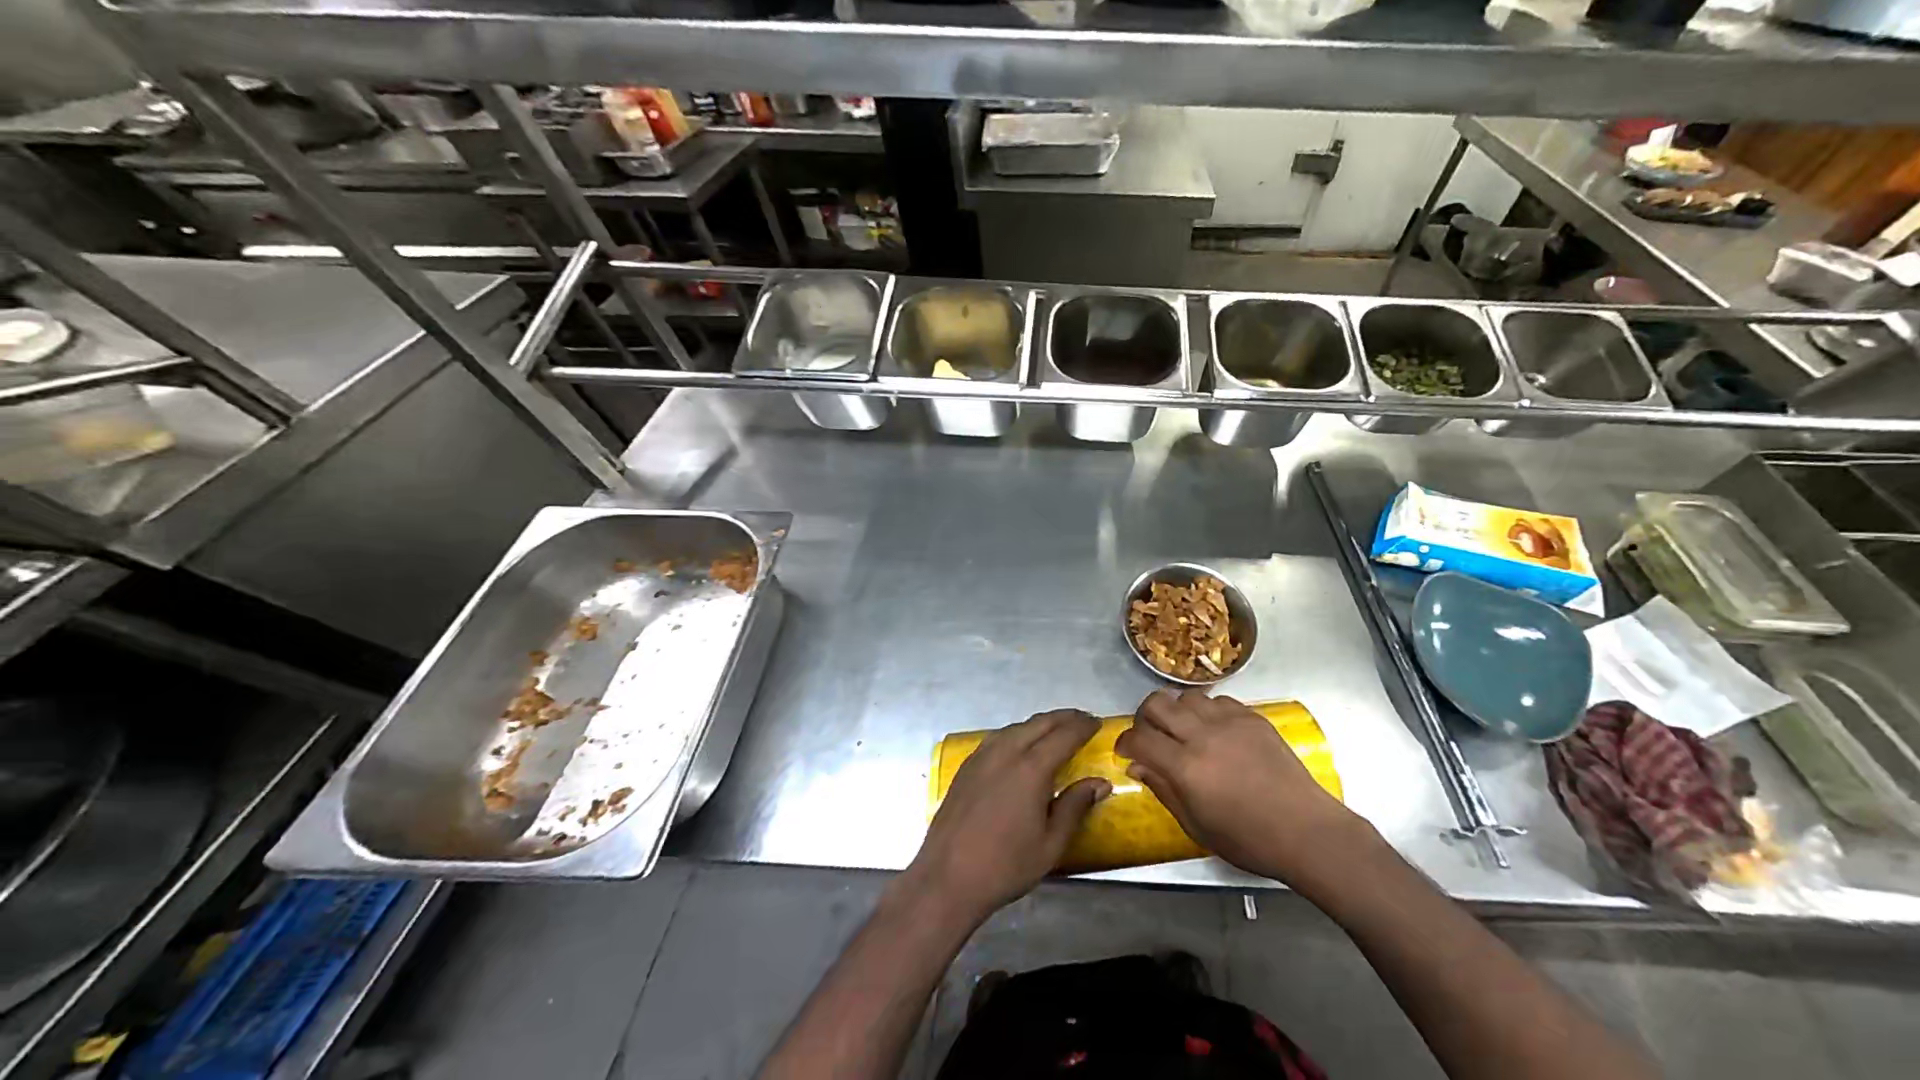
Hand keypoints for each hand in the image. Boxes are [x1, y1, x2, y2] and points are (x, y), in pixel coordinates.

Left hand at [900, 709, 1108, 925]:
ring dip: (1038, 724)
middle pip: (1038, 724)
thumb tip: (1099, 783)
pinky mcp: (966, 767)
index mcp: (1030, 769)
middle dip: (1063, 718)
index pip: (1063, 735)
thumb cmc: (1006, 865)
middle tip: (1082, 721)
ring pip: (1015, 728)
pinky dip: (1016, 734)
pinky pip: (996, 739)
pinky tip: (1020, 746)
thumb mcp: (1051, 843)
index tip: (1098, 723)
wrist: (948, 877)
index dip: (1083, 726)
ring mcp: (981, 758)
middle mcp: (1005, 753)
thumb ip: (1075, 807)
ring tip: (1055, 731)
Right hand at [1115, 689, 1365, 882]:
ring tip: (1183, 730)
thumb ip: (1163, 790)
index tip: (1126, 752)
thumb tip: (1137, 765)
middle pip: (1157, 703)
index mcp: (1186, 768)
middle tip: (1150, 735)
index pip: (1139, 738)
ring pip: (1187, 696)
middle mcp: (1204, 736)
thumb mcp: (1196, 825)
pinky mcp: (1253, 719)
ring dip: (1177, 711)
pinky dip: (1207, 711)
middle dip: (1145, 717)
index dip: (1125, 742)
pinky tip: (1214, 731)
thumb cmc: (1248, 840)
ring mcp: (1230, 723)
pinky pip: (1219, 701)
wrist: (1307, 832)